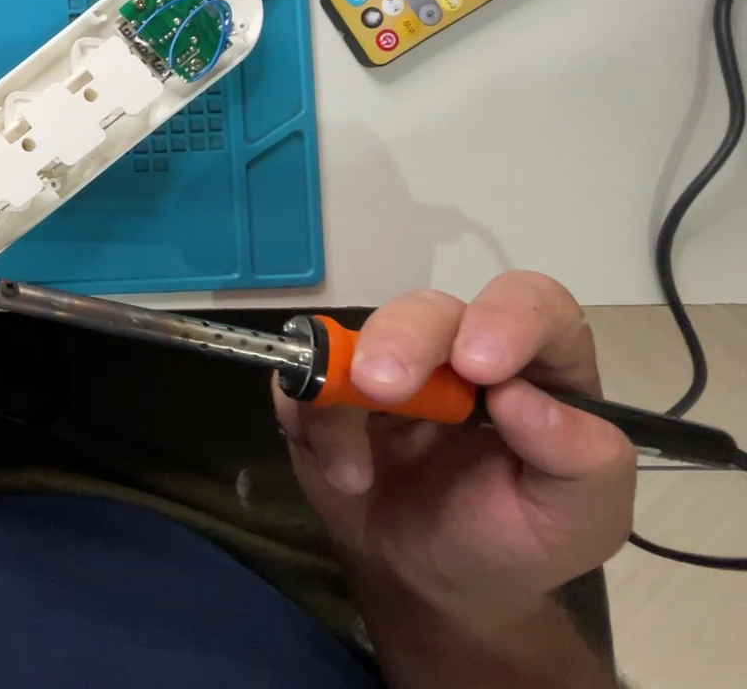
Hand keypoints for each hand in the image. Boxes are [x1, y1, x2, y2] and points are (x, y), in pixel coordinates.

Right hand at [273, 272, 636, 628]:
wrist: (421, 576)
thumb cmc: (509, 543)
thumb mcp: (576, 521)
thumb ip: (582, 462)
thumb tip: (523, 400)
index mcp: (532, 372)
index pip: (532, 305)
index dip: (506, 317)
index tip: (478, 366)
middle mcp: (453, 356)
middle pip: (427, 309)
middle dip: (399, 340)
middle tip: (381, 389)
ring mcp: (382, 367)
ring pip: (350, 336)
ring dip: (339, 392)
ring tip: (352, 469)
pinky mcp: (324, 388)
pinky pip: (298, 377)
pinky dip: (309, 421)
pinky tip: (338, 469)